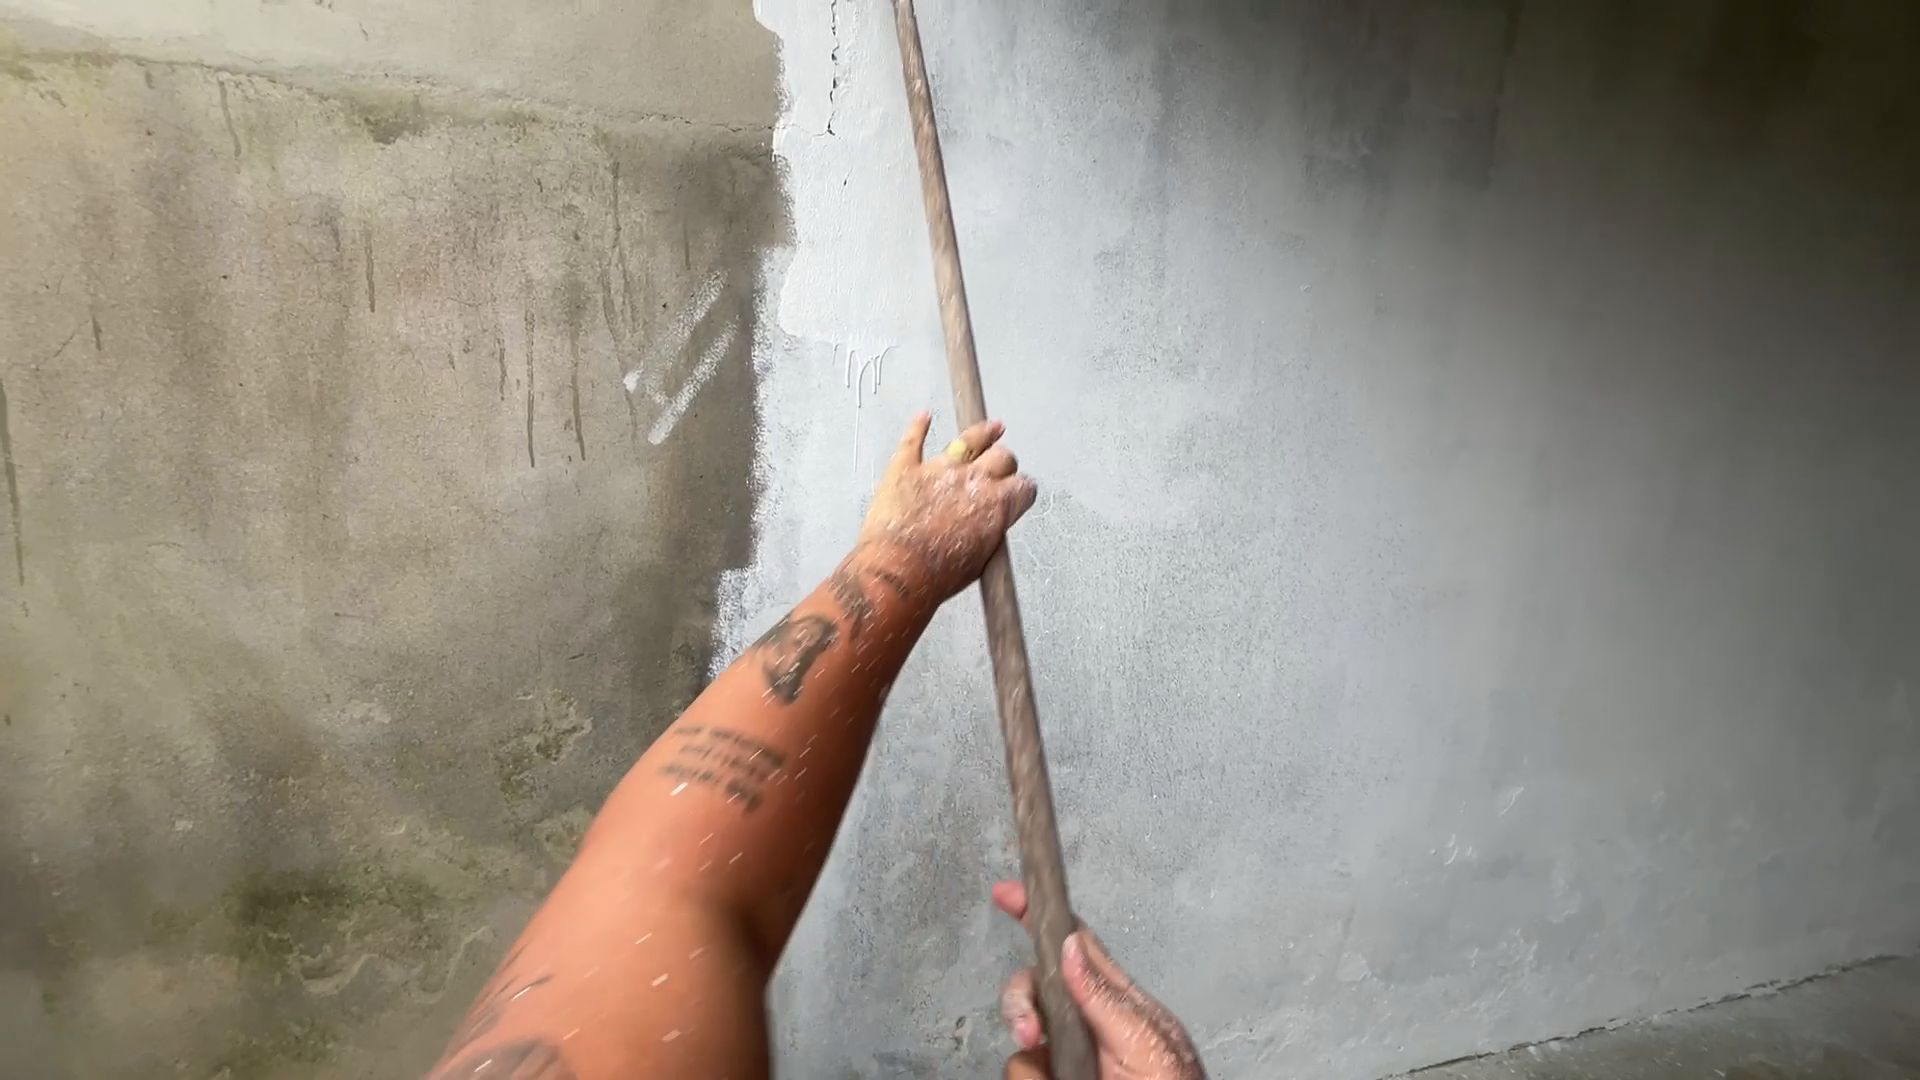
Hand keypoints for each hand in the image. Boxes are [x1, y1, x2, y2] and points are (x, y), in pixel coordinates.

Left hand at [859, 412, 1037, 600]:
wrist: (898, 572)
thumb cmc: (937, 575)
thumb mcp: (981, 563)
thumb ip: (991, 534)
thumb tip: (991, 528)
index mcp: (997, 504)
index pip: (1023, 487)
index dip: (1022, 490)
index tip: (1019, 492)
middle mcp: (973, 480)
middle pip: (1001, 457)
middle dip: (1004, 462)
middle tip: (1002, 466)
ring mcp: (938, 469)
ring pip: (968, 440)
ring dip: (983, 432)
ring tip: (991, 427)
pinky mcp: (906, 468)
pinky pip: (913, 440)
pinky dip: (918, 427)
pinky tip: (923, 417)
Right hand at [992, 882, 1205, 1079]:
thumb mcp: (1148, 1047)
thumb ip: (1105, 998)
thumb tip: (1068, 946)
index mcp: (1118, 1002)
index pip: (1074, 942)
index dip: (1039, 913)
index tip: (1006, 893)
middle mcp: (1088, 1025)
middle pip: (1034, 987)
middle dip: (1020, 1003)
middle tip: (1027, 1033)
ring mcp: (1070, 1060)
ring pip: (1022, 1041)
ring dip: (1030, 1063)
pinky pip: (1021, 1074)